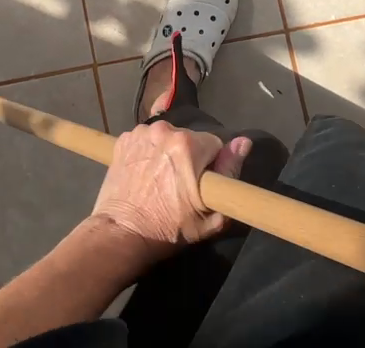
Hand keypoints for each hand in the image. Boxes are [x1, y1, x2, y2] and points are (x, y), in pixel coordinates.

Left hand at [89, 121, 251, 255]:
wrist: (120, 234)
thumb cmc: (168, 228)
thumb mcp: (209, 213)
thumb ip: (230, 174)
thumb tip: (244, 142)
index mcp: (188, 144)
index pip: (215, 144)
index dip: (212, 166)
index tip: (201, 185)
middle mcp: (165, 130)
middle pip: (189, 139)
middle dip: (189, 157)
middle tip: (180, 185)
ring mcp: (141, 132)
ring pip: (167, 137)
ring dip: (168, 152)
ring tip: (160, 179)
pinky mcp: (123, 139)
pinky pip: (146, 140)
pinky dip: (148, 151)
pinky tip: (144, 172)